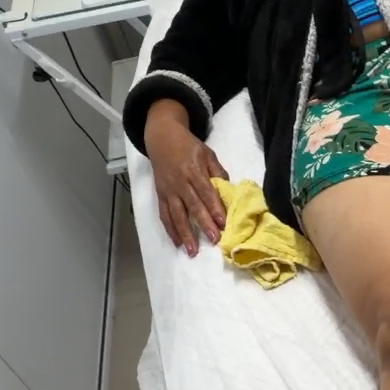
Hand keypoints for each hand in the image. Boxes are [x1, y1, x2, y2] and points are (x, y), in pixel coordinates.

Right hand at [146, 99, 228, 255]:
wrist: (161, 137)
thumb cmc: (189, 147)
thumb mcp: (207, 154)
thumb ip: (218, 173)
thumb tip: (229, 193)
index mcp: (194, 170)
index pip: (206, 192)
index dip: (214, 208)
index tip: (223, 223)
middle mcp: (180, 182)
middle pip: (193, 206)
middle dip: (204, 224)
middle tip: (214, 240)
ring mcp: (168, 190)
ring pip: (176, 214)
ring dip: (185, 233)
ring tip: (192, 251)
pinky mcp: (160, 195)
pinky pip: (164, 215)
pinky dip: (170, 230)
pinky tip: (178, 243)